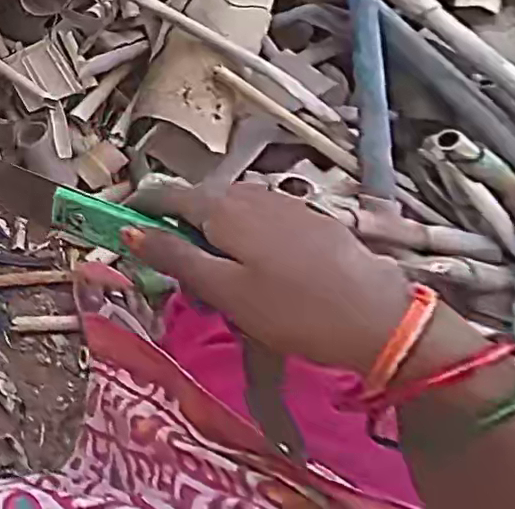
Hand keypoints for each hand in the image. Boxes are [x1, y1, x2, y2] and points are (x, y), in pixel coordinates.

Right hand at [121, 182, 480, 375]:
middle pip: (195, 201)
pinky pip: (257, 216)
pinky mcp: (308, 216)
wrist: (389, 323)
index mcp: (218, 206)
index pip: (163, 194)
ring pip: (227, 209)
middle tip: (183, 273)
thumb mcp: (223, 290)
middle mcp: (245, 192)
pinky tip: (262, 270)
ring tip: (224, 277)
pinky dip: (243, 235)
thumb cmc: (295, 310)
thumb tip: (128, 229)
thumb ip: (172, 255)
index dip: (139, 208)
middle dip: (180, 229)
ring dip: (212, 233)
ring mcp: (280, 201)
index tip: (125, 227)